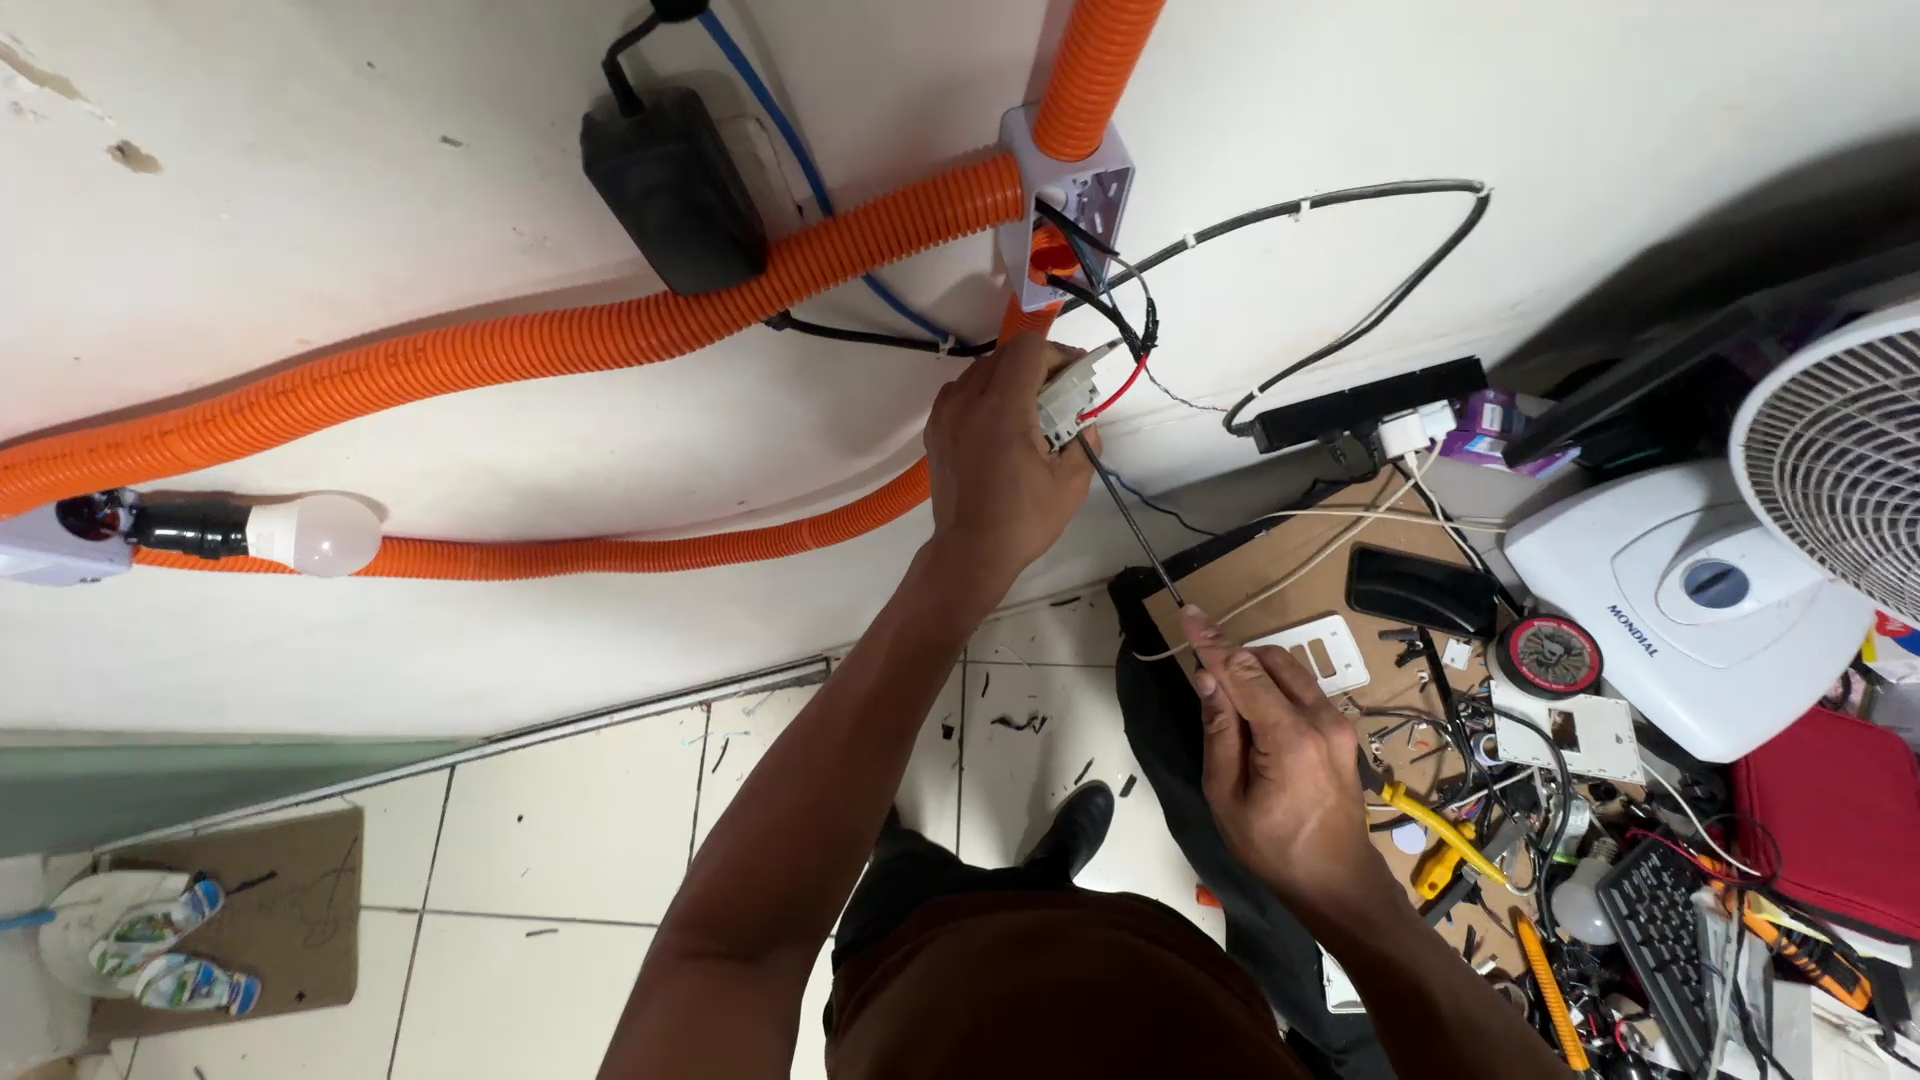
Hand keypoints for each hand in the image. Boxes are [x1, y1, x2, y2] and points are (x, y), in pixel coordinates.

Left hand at [923, 333, 1096, 591]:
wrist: (969, 553)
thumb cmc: (1022, 521)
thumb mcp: (1071, 484)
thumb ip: (1085, 441)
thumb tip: (1085, 422)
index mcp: (1002, 409)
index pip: (1028, 349)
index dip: (1058, 353)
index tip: (1076, 373)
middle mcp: (967, 402)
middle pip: (1005, 355)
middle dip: (1037, 364)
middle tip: (1059, 391)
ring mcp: (945, 416)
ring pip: (980, 370)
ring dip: (1008, 376)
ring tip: (1029, 405)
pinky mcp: (934, 431)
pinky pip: (960, 392)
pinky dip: (982, 393)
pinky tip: (997, 420)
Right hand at [1181, 605, 1393, 915]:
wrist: (1338, 883)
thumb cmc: (1273, 848)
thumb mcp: (1226, 795)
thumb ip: (1217, 730)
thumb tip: (1207, 678)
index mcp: (1290, 738)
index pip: (1243, 671)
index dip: (1211, 640)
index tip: (1188, 612)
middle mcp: (1322, 720)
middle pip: (1270, 659)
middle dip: (1233, 655)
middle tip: (1203, 678)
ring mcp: (1339, 724)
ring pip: (1289, 669)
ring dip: (1254, 669)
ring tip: (1227, 703)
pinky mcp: (1343, 731)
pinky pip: (1302, 689)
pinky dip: (1272, 686)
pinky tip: (1255, 716)